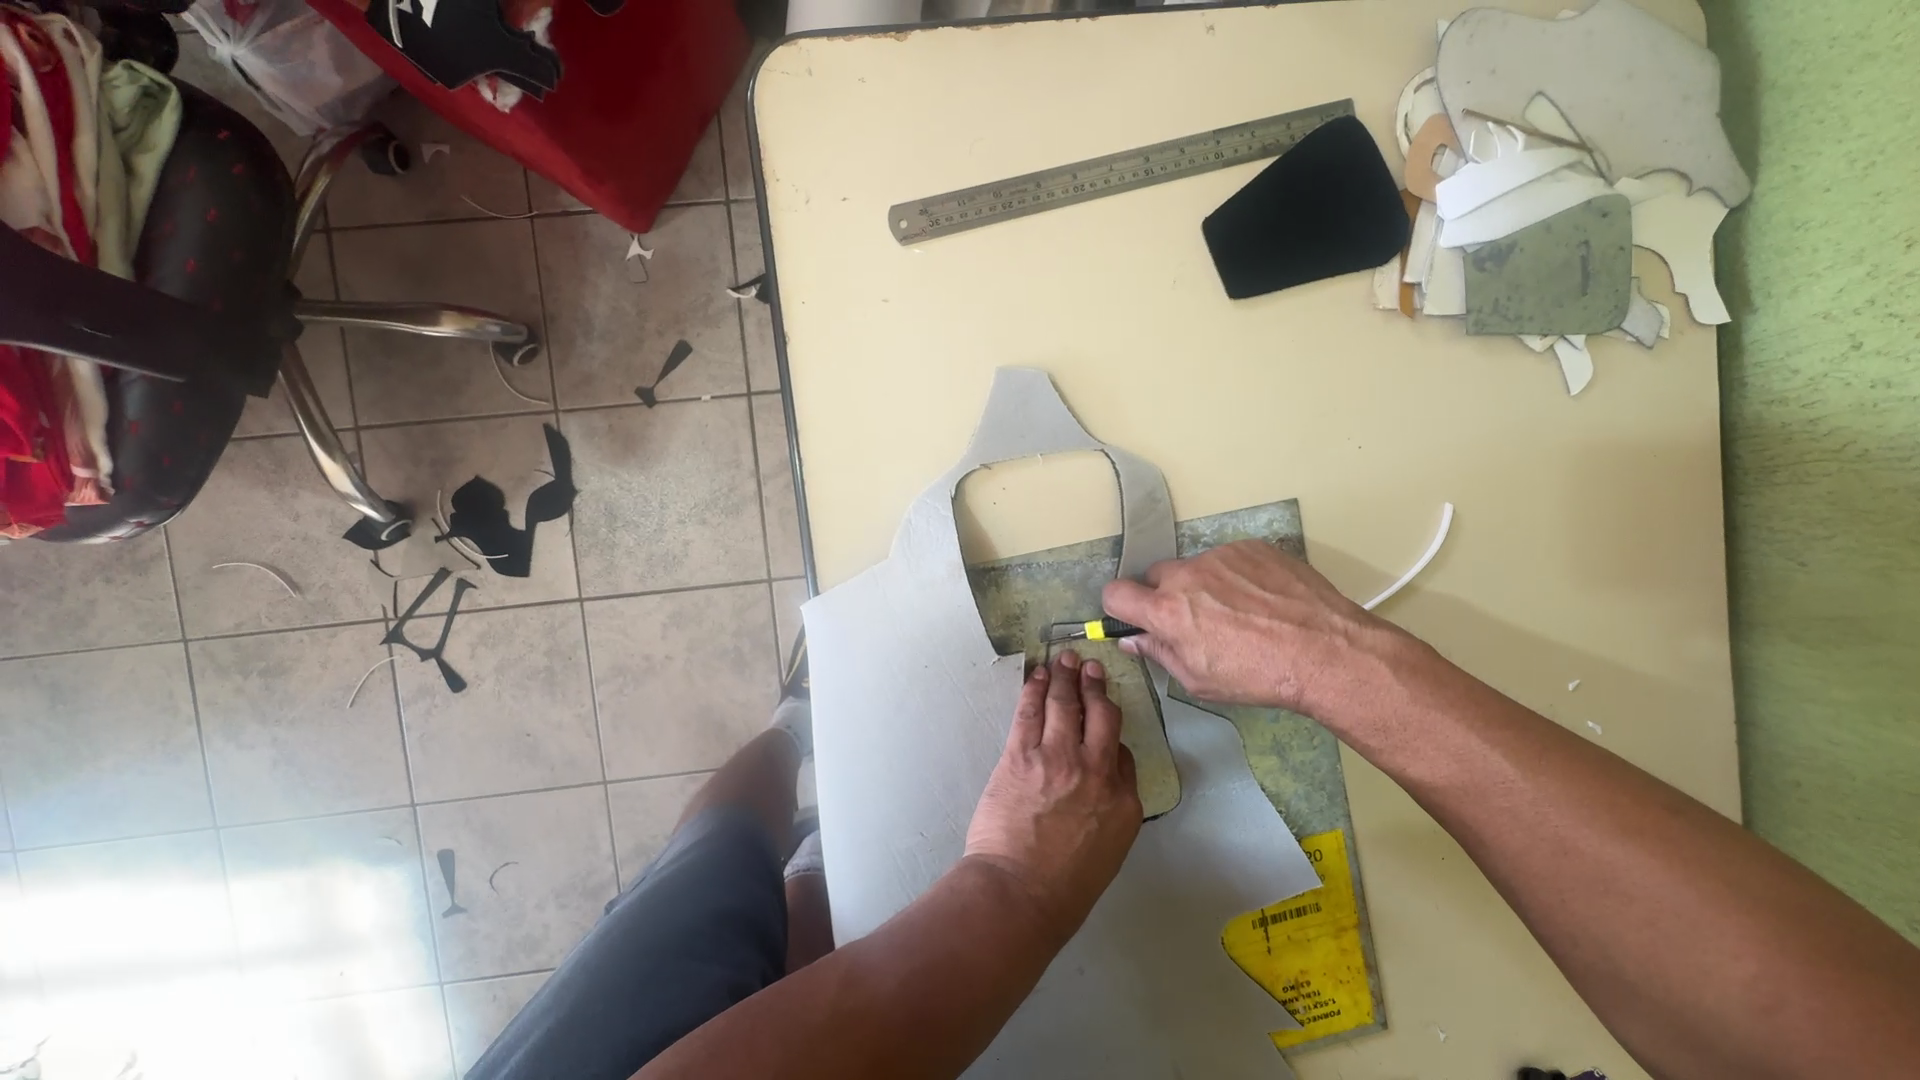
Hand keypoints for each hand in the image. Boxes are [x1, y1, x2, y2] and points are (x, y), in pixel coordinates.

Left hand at [964, 651, 1142, 940]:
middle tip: (1093, 668)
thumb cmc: (1063, 887)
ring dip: (1066, 676)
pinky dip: (1035, 689)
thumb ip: (1111, 811)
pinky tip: (1038, 675)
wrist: (1021, 892)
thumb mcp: (1108, 851)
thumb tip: (1103, 784)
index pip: (1123, 755)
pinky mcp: (1021, 755)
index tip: (1103, 721)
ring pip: (1066, 705)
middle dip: (1097, 687)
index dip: (1112, 734)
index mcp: (1123, 801)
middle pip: (1102, 716)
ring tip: (1066, 658)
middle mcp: (1096, 771)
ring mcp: (1058, 759)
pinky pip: (1031, 712)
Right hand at [1101, 539, 1412, 715]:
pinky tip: (1262, 601)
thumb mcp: (1199, 680)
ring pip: (1196, 568)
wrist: (1326, 651)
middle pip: (1156, 576)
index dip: (1121, 606)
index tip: (1135, 617)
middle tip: (1196, 621)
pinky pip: (1229, 559)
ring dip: (1205, 585)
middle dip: (1167, 596)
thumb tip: (1133, 639)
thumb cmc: (1259, 676)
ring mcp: (1221, 556)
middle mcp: (1188, 575)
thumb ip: (1159, 653)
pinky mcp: (1251, 547)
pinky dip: (1237, 576)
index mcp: (1168, 611)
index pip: (1116, 593)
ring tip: (1240, 613)